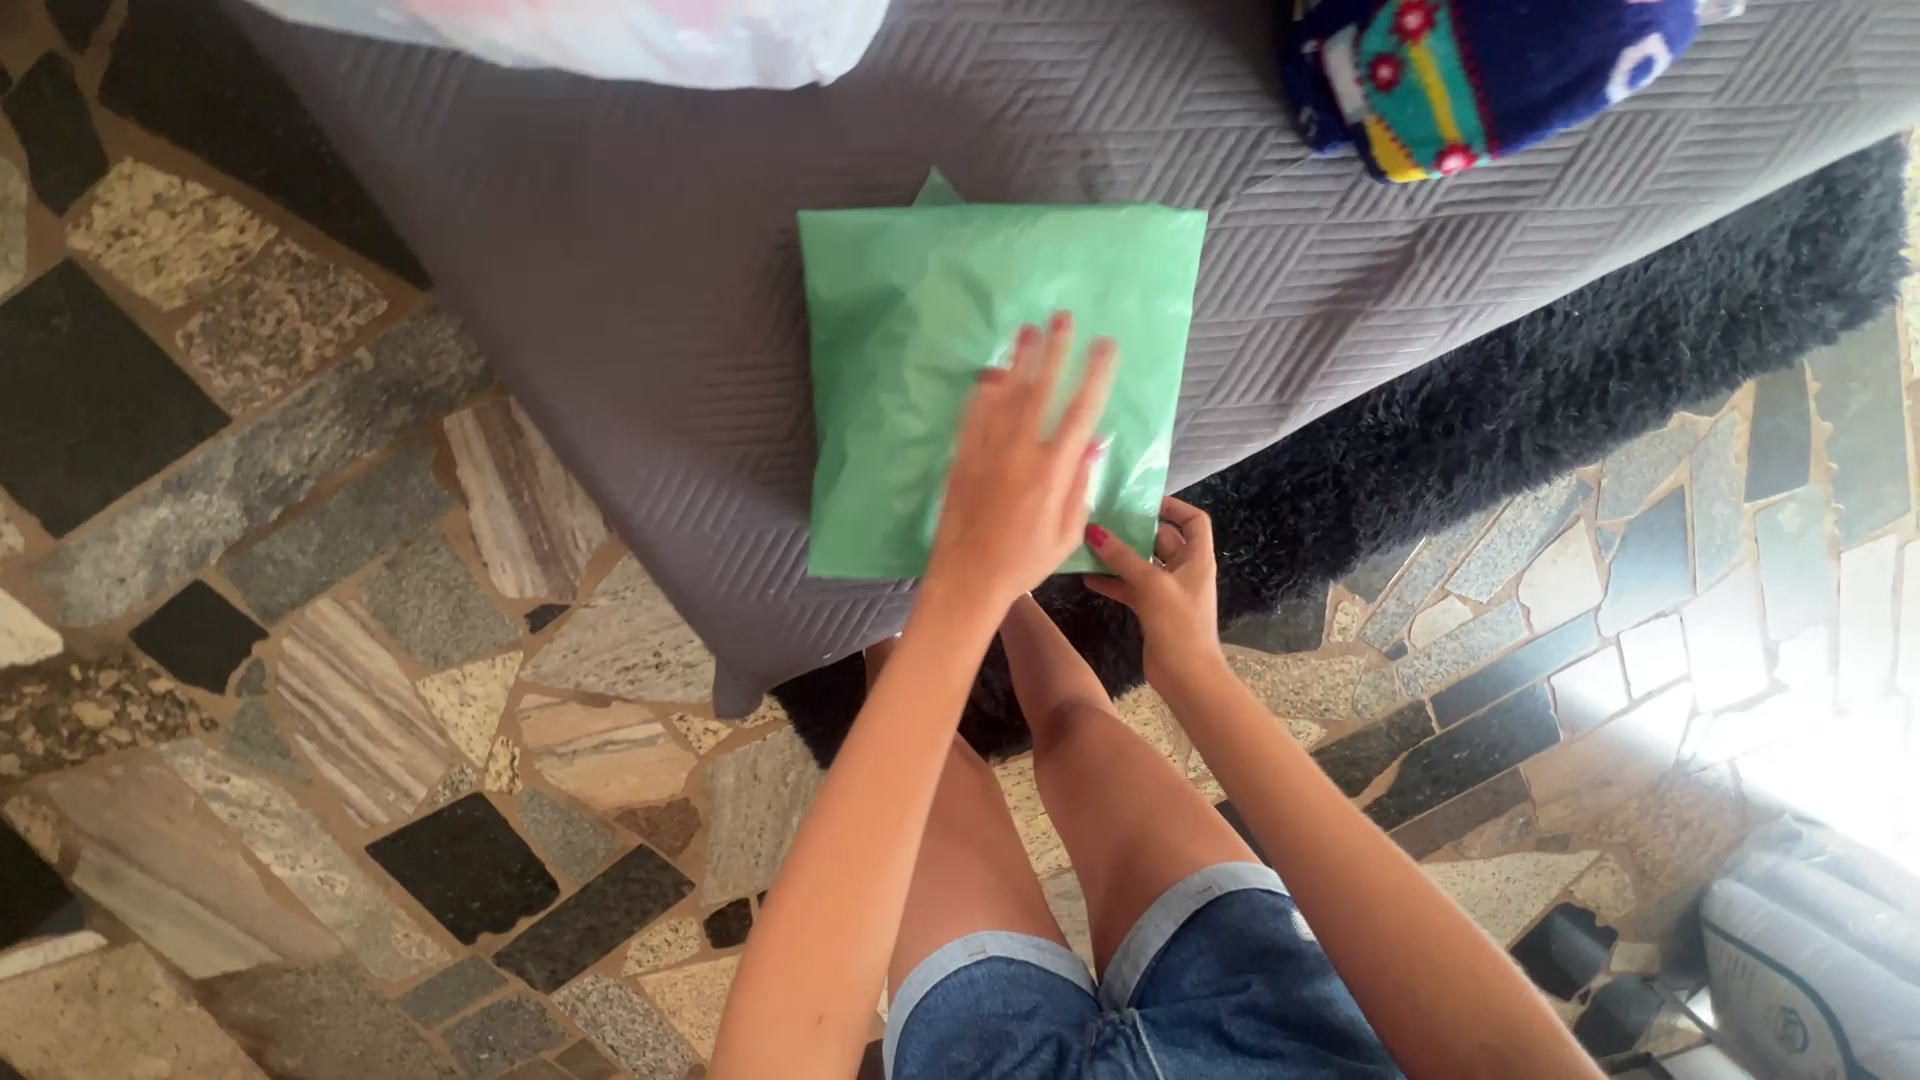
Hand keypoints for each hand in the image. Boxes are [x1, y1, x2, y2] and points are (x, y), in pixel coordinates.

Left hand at [924, 313, 1117, 609]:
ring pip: (1006, 396)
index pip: (1080, 411)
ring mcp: (987, 452)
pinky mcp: (962, 458)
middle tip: (1061, 317)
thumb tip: (1095, 444)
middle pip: (1040, 390)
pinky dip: (983, 392)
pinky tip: (991, 371)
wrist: (967, 578)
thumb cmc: (1024, 562)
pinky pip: (974, 416)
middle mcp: (1020, 452)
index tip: (1105, 345)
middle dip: (1054, 351)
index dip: (1095, 375)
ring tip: (1027, 329)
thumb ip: (1081, 486)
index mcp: (1052, 471)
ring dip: (1018, 361)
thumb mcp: (1067, 533)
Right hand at [1083, 497, 1226, 689]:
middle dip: (1135, 529)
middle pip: (1161, 539)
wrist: (1186, 674)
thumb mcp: (1151, 584)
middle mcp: (1184, 570)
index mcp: (1197, 558)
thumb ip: (1122, 557)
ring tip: (1091, 543)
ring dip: (1119, 556)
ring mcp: (1167, 590)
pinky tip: (1088, 578)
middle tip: (1105, 518)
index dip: (1174, 507)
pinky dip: (1112, 582)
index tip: (1144, 501)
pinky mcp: (1152, 609)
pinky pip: (1130, 587)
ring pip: (1141, 564)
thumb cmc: (1178, 624)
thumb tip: (1094, 530)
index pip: (1193, 520)